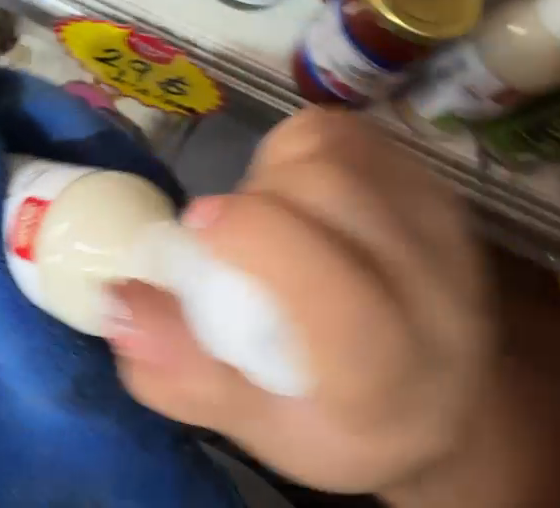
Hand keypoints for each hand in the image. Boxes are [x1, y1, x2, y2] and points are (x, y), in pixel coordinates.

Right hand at [106, 107, 495, 495]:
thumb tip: (117, 301)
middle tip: (227, 235)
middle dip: (256, 199)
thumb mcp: (259, 427)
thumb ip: (184, 371)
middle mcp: (434, 292)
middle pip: (330, 192)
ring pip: (336, 150)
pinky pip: (344, 132)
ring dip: (275, 170)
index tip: (195, 228)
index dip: (258, 240)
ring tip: (267, 217)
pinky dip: (297, 148)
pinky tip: (295, 192)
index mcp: (389, 374)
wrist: (440, 393)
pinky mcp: (433, 182)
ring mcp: (441, 226)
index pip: (338, 294)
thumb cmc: (338, 416)